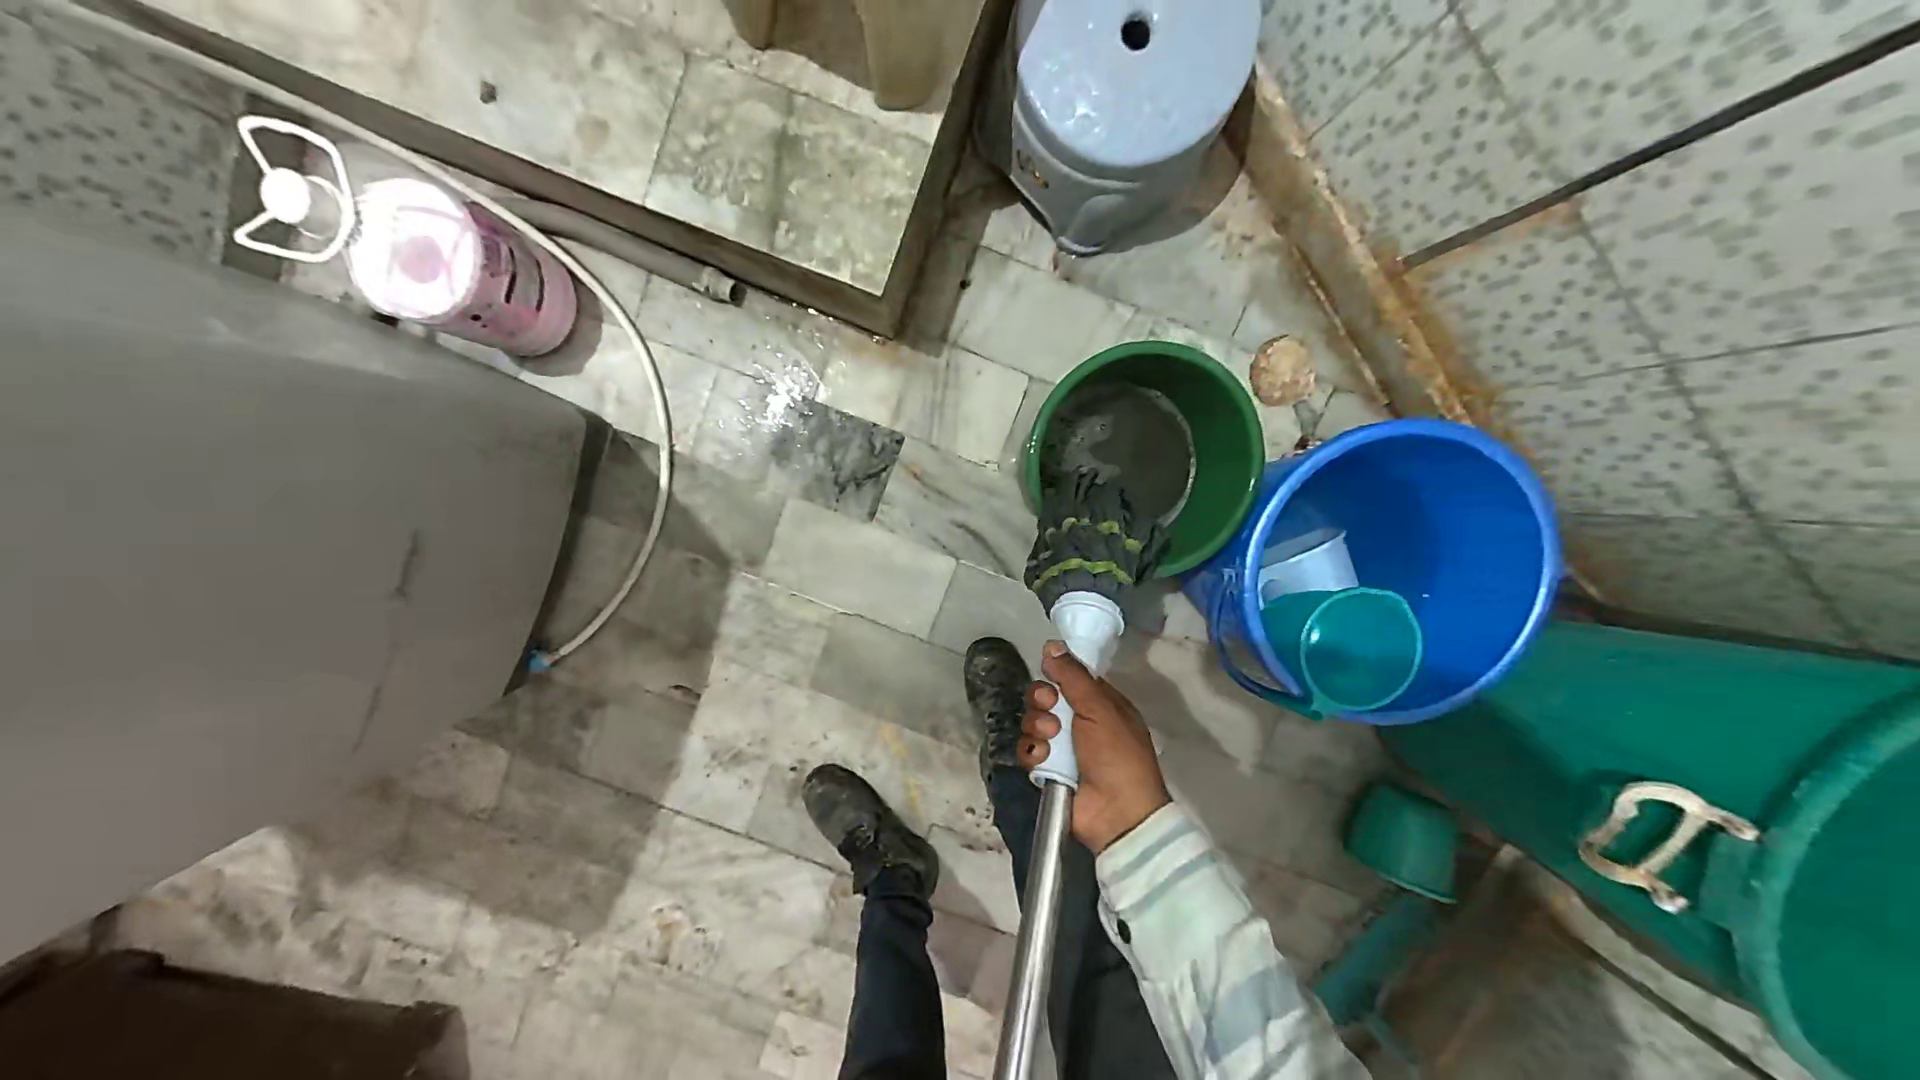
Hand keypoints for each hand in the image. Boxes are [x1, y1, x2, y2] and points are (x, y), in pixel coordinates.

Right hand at [1019, 641, 1171, 853]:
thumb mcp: (1101, 708)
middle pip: (1045, 697)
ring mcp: (1062, 747)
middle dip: (1041, 700)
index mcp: (1100, 704)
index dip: (1056, 674)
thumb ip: (1073, 676)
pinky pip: (1028, 750)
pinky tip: (1042, 759)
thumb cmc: (1117, 754)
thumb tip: (1051, 646)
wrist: (1117, 812)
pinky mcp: (1047, 769)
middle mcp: (1079, 722)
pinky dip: (1032, 752)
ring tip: (1050, 740)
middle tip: (1049, 708)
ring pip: (1032, 722)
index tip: (1049, 672)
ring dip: (1037, 727)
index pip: (1069, 678)